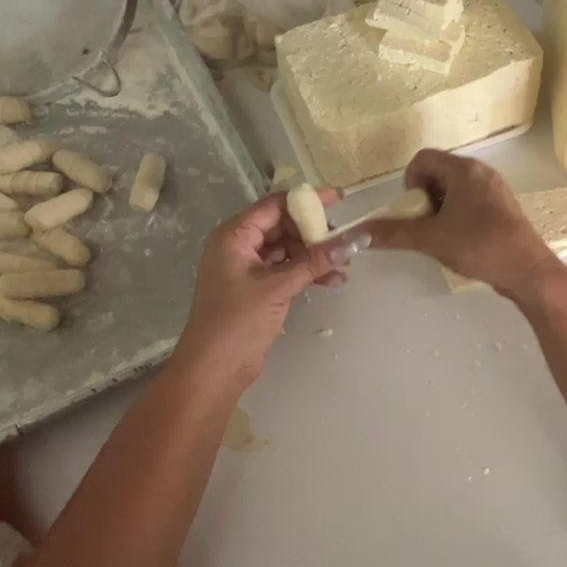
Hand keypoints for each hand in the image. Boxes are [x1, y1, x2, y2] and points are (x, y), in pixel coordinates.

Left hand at [171, 190, 354, 386]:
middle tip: (343, 241)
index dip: (306, 200)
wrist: (214, 368)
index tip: (338, 199)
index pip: (274, 206)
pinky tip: (331, 281)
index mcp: (233, 236)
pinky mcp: (256, 289)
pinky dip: (306, 273)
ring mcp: (247, 268)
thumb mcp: (278, 287)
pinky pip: (286, 269)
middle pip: (282, 226)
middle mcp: (238, 246)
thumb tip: (351, 242)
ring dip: (313, 256)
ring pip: (287, 250)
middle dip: (313, 233)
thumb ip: (314, 262)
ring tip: (342, 266)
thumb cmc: (237, 321)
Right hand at [360, 149, 556, 298]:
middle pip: (438, 172)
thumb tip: (358, 235)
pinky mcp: (503, 206)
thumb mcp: (430, 239)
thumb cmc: (479, 246)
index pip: (423, 159)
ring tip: (443, 235)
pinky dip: (459, 214)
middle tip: (427, 225)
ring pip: (455, 188)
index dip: (410, 182)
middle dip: (425, 197)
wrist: (527, 270)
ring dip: (441, 208)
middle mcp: (481, 171)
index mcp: (464, 170)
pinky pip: (471, 200)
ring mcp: (495, 188)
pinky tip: (463, 240)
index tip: (414, 210)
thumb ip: (393, 233)